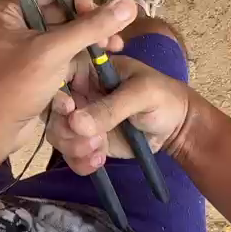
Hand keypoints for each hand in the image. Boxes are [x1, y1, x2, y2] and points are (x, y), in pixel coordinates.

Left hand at [0, 0, 139, 136]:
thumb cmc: (15, 86)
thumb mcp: (55, 51)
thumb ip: (91, 26)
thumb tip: (128, 4)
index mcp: (13, 10)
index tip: (95, 13)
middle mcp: (20, 23)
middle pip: (64, 10)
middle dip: (90, 23)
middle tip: (111, 37)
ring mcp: (30, 47)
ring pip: (68, 35)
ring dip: (90, 42)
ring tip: (113, 50)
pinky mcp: (39, 68)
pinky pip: (65, 55)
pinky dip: (81, 60)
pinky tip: (98, 67)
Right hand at [47, 54, 199, 174]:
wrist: (177, 128)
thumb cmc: (163, 97)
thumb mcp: (141, 94)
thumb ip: (111, 108)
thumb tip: (76, 123)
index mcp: (89, 69)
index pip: (58, 74)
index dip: (56, 92)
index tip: (69, 108)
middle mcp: (79, 92)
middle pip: (52, 109)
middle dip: (64, 128)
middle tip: (89, 138)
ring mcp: (81, 118)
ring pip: (57, 133)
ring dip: (73, 146)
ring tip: (99, 150)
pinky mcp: (87, 141)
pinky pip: (70, 153)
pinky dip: (80, 161)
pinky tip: (99, 162)